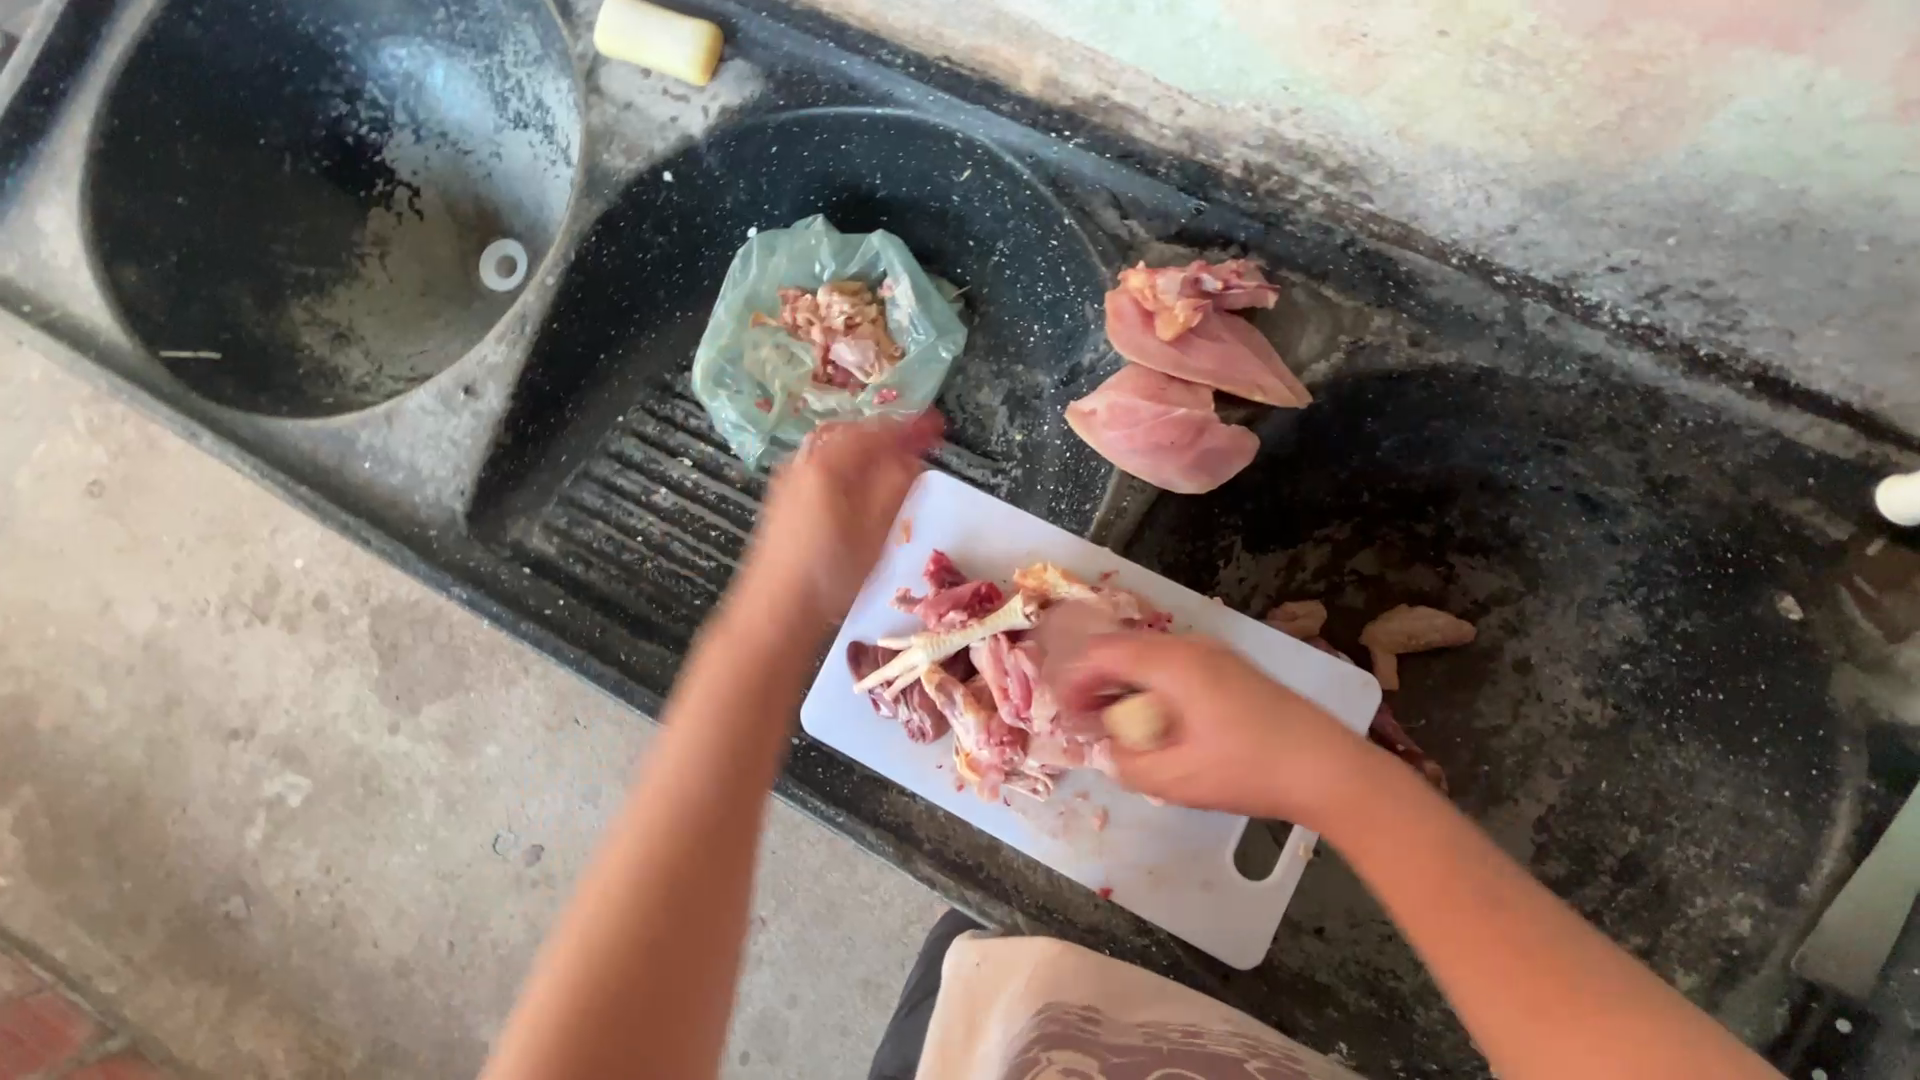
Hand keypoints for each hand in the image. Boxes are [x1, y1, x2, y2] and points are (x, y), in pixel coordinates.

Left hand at [734, 412, 943, 627]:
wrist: (775, 607)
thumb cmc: (831, 572)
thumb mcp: (875, 529)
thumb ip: (895, 485)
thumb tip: (909, 458)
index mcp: (830, 462)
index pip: (878, 431)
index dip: (910, 427)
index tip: (936, 427)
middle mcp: (805, 461)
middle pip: (852, 433)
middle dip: (886, 435)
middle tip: (915, 444)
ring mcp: (789, 479)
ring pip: (834, 449)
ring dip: (865, 450)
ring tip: (891, 463)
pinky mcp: (783, 499)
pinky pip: (820, 466)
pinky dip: (845, 466)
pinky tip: (856, 486)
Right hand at [1060, 633, 1379, 826]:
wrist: (1329, 768)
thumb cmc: (1247, 770)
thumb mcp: (1174, 779)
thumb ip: (1125, 762)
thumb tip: (1107, 748)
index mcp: (1171, 663)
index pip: (1102, 653)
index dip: (1075, 679)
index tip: (1063, 711)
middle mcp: (1190, 646)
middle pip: (1124, 648)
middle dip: (1096, 681)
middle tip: (1083, 718)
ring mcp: (1214, 654)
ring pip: (1149, 656)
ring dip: (1124, 684)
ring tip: (1115, 722)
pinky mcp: (1230, 669)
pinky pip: (1173, 666)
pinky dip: (1150, 686)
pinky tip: (1156, 720)